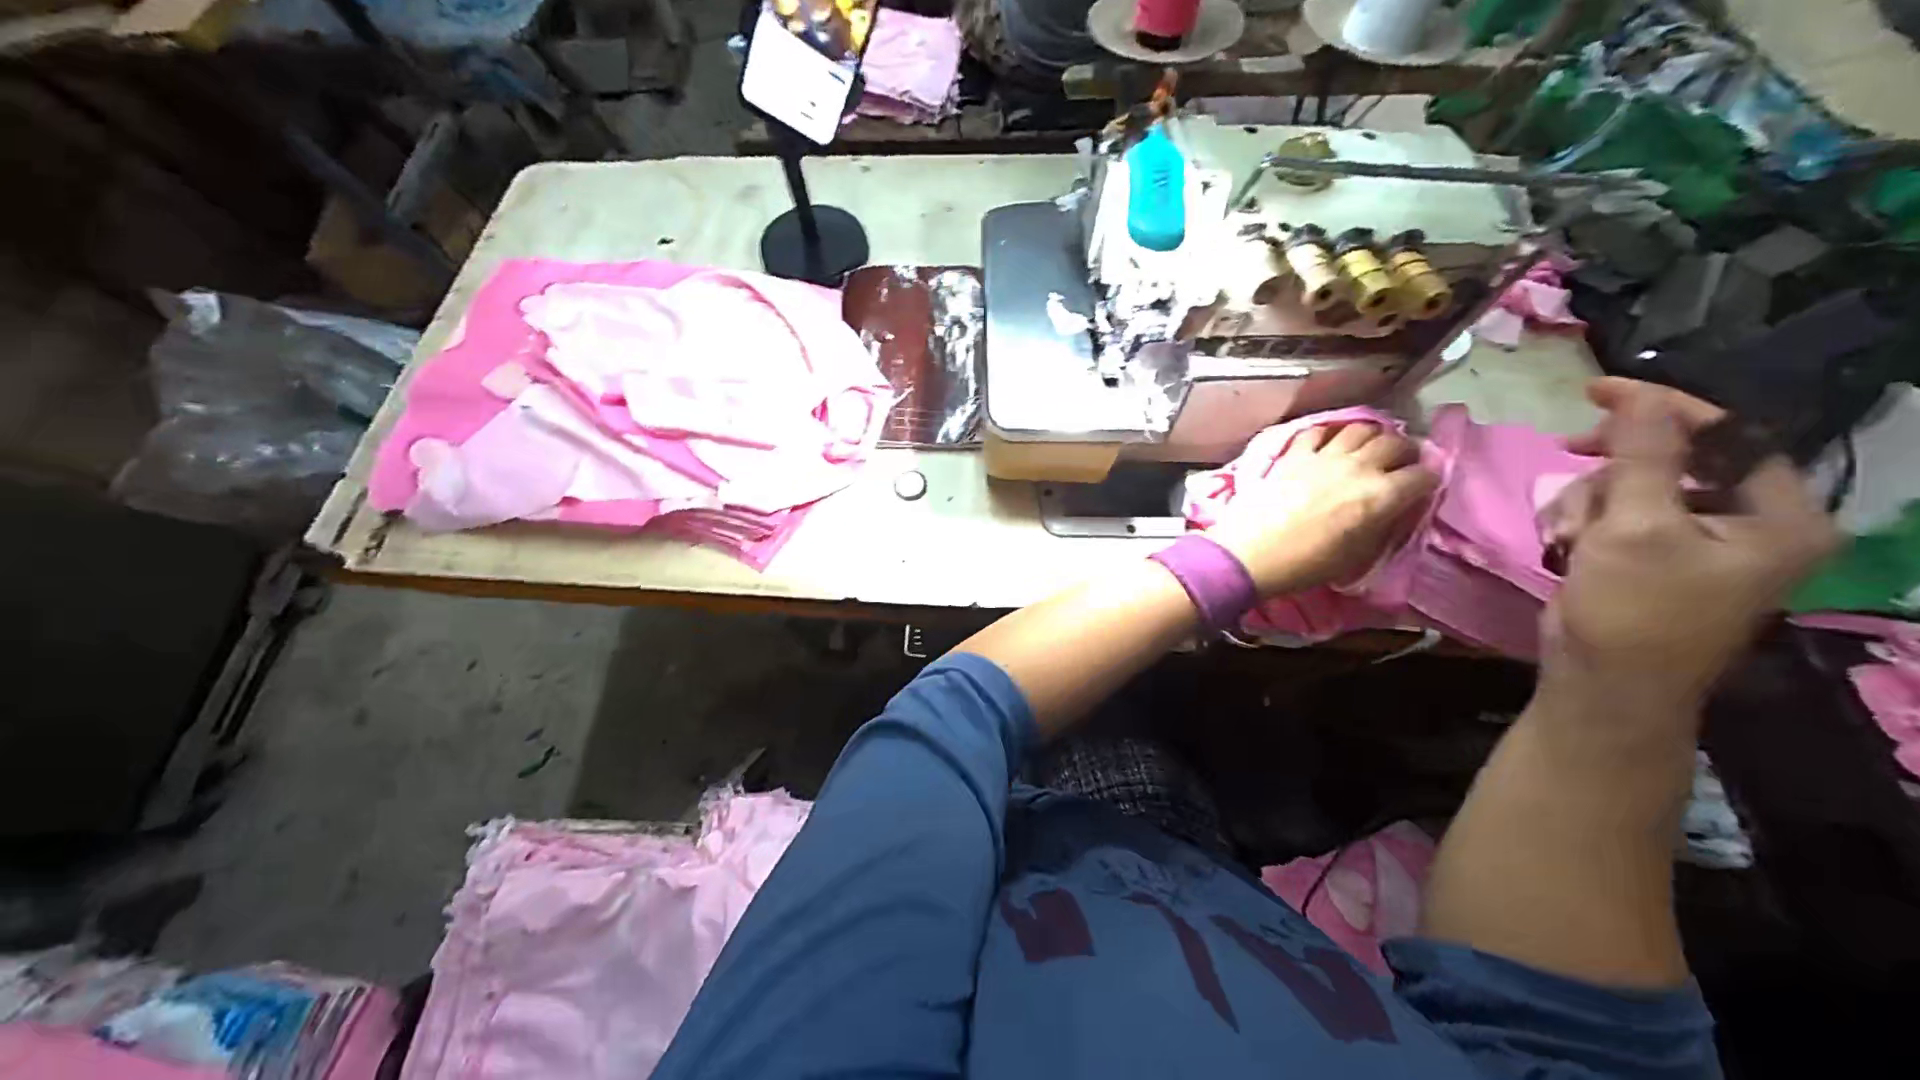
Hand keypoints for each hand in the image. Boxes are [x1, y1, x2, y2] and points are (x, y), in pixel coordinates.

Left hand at [1208, 421, 1438, 596]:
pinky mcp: (1294, 454)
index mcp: (1382, 495)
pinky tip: (1328, 444)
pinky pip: (1319, 431)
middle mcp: (1359, 467)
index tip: (1423, 487)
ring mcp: (1324, 456)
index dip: (1428, 480)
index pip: (1424, 475)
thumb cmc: (1307, 563)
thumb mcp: (1358, 554)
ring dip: (1371, 436)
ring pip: (1360, 428)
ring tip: (1368, 448)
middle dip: (1405, 452)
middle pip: (1396, 443)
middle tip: (1400, 463)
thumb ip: (1382, 525)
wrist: (1252, 554)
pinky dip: (1329, 434)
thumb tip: (1391, 510)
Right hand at [1538, 379, 1836, 742]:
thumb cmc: (1634, 611)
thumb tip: (1640, 397)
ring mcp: (1694, 543)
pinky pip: (1611, 514)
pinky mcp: (1648, 557)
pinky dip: (1580, 523)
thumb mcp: (1636, 528)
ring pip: (1629, 486)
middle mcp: (1746, 524)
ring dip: (1585, 501)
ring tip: (1566, 535)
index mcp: (1778, 517)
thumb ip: (1643, 456)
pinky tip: (1562, 545)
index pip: (1726, 436)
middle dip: (1612, 468)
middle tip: (1567, 451)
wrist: (1602, 683)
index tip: (1596, 392)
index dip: (1663, 408)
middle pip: (1671, 459)